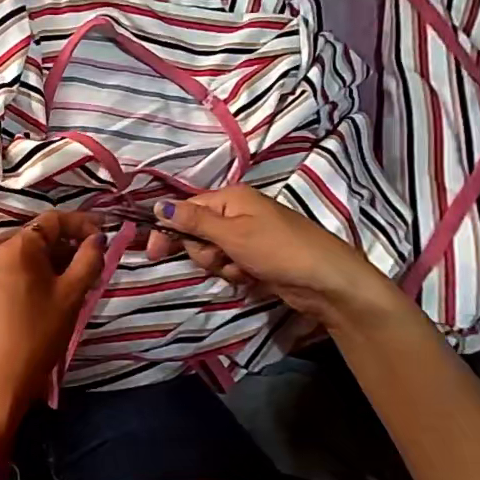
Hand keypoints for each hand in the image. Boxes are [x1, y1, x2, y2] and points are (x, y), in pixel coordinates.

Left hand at [0, 211, 107, 419]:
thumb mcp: (72, 293)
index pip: (54, 220)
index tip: (106, 234)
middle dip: (73, 243)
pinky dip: (48, 271)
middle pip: (43, 234)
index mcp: (18, 246)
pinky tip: (67, 288)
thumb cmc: (41, 331)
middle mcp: (1, 251)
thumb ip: (89, 259)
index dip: (82, 223)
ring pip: (36, 252)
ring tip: (88, 278)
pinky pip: (26, 267)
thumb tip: (97, 238)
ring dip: (62, 259)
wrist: (5, 376)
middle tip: (100, 260)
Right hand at [143, 186, 398, 328]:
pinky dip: (236, 274)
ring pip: (211, 253)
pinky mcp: (255, 257)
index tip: (154, 253)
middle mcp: (237, 212)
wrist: (326, 281)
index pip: (185, 209)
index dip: (169, 230)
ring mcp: (247, 236)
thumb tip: (158, 205)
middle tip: (224, 258)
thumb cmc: (279, 250)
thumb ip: (193, 221)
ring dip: (222, 266)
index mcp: (231, 198)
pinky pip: (229, 265)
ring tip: (244, 270)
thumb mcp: (232, 235)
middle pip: (196, 233)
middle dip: (205, 252)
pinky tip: (254, 278)